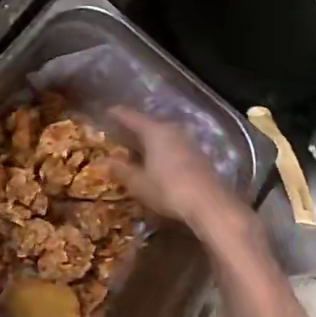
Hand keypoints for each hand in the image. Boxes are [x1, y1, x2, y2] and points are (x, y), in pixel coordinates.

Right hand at [109, 108, 246, 235]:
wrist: (209, 204)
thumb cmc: (167, 189)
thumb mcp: (138, 183)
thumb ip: (121, 170)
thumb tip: (107, 161)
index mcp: (155, 131)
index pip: (131, 117)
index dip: (118, 114)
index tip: (108, 111)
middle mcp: (172, 131)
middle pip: (149, 125)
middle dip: (134, 129)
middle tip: (119, 133)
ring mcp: (188, 143)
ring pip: (163, 136)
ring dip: (149, 141)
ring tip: (135, 148)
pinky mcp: (198, 157)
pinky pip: (173, 147)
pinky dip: (161, 151)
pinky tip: (156, 162)